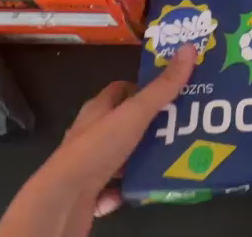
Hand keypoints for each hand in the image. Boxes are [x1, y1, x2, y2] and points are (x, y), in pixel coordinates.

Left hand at [0, 44, 194, 236]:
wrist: (61, 202)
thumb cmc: (96, 149)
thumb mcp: (135, 113)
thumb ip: (163, 87)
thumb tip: (190, 48)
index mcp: (98, 109)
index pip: (121, 90)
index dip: (144, 89)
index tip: (170, 92)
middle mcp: (90, 134)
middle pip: (124, 123)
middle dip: (150, 125)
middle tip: (180, 125)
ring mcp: (88, 165)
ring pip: (120, 157)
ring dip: (140, 159)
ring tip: (171, 158)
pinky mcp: (87, 193)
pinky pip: (113, 188)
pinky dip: (126, 189)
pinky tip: (142, 189)